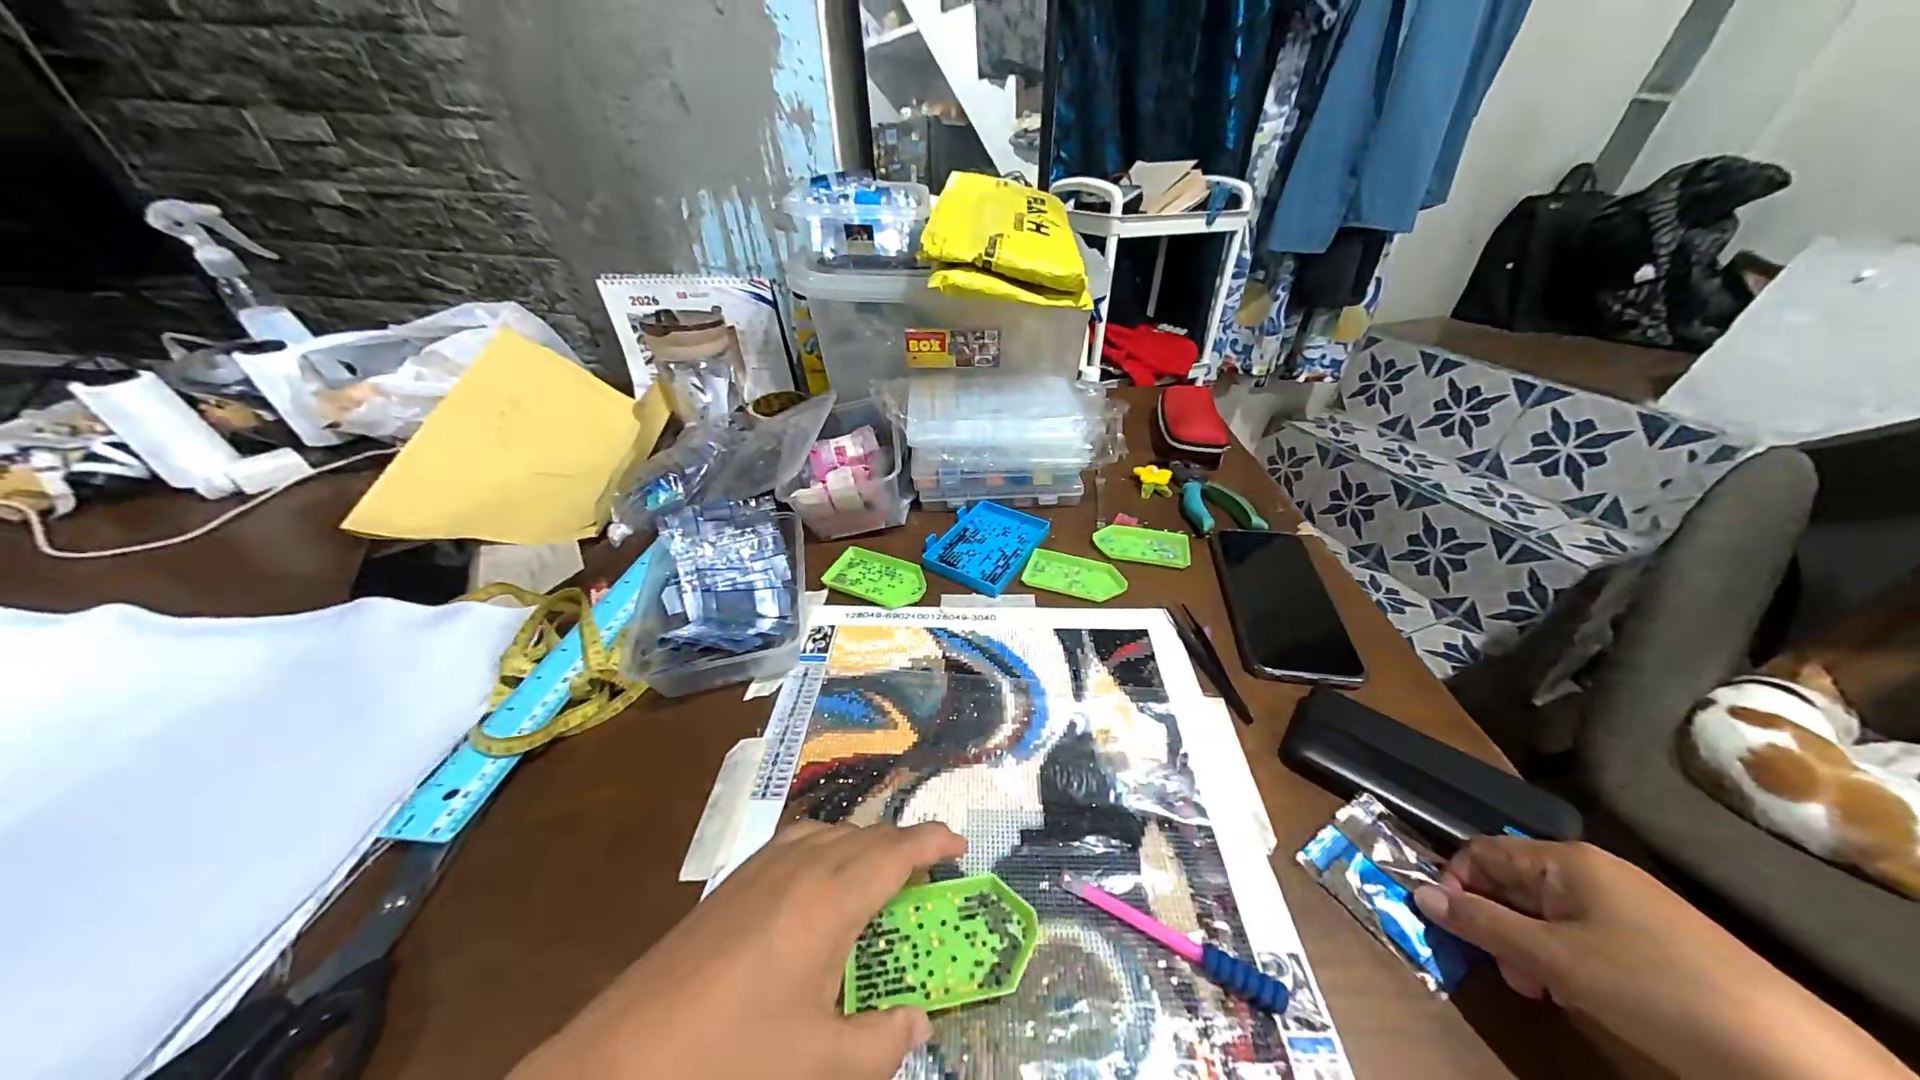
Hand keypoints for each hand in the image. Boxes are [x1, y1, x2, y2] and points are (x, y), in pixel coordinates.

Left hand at [511, 820, 966, 1079]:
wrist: (624, 1058)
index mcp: (831, 898)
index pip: (897, 851)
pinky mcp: (734, 879)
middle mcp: (801, 864)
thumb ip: (881, 1043)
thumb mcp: (818, 1061)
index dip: (933, 839)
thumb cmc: (733, 1057)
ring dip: (863, 846)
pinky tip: (818, 887)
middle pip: (867, 837)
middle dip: (903, 846)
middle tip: (925, 876)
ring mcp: (762, 865)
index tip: (960, 844)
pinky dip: (826, 848)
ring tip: (876, 880)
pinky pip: (798, 842)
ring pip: (831, 833)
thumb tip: (919, 1025)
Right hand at [1413, 837, 1912, 1079]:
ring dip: (1529, 947)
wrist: (1789, 1053)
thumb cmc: (1650, 986)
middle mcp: (1592, 871)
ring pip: (1546, 913)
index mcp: (1565, 861)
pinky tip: (1582, 993)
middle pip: (1513, 882)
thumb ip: (1481, 923)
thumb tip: (1418, 892)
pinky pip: (1583, 934)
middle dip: (1496, 923)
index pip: (1482, 852)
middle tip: (1507, 971)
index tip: (1451, 926)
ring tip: (1544, 989)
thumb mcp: (1552, 959)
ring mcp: (1628, 905)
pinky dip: (1566, 959)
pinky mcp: (1655, 940)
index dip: (1456, 883)